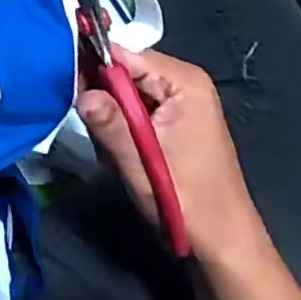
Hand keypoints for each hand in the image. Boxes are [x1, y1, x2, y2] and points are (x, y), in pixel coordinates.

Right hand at [77, 48, 267, 261]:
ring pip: (120, 87)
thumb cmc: (190, 204)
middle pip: (119, 68)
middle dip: (101, 97)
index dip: (92, 71)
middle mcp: (182, 79)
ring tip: (113, 148)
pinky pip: (130, 102)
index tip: (75, 96)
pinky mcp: (170, 112)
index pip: (120, 53)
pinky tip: (121, 149)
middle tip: (98, 133)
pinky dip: (118, 124)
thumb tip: (81, 93)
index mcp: (184, 81)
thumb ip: (111, 125)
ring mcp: (177, 95)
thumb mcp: (143, 165)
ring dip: (108, 115)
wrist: (225, 246)